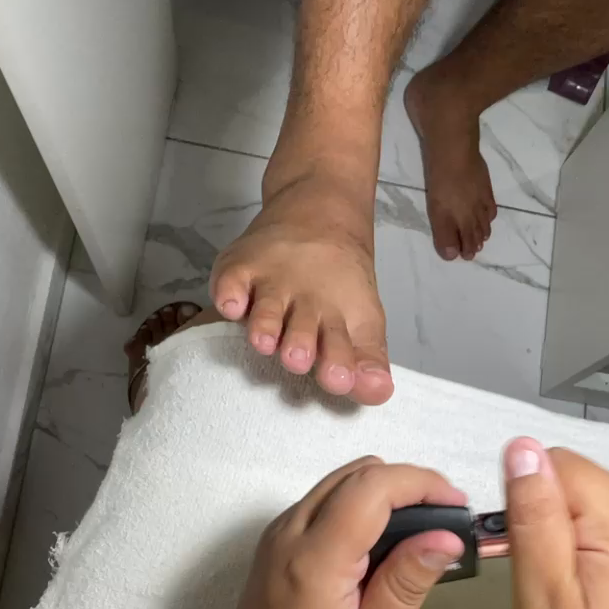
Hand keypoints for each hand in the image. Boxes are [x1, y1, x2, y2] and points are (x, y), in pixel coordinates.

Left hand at [204, 456, 466, 608]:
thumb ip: (404, 587)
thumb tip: (447, 537)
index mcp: (314, 561)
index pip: (370, 489)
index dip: (420, 483)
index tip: (458, 506)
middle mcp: (292, 530)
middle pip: (359, 473)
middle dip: (410, 484)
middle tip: (447, 520)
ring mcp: (283, 527)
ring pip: (344, 478)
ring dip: (389, 490)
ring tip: (424, 529)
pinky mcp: (282, 532)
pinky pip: (331, 496)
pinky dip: (367, 502)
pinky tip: (387, 540)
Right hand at [210, 168, 394, 404]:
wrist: (318, 215)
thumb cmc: (339, 284)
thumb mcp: (363, 321)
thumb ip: (368, 361)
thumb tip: (379, 392)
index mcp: (339, 321)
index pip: (343, 345)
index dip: (340, 364)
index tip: (340, 380)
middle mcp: (307, 303)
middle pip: (303, 328)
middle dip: (299, 344)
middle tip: (297, 359)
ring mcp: (273, 284)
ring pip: (267, 308)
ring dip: (265, 324)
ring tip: (264, 341)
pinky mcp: (242, 268)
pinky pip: (232, 280)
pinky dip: (229, 292)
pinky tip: (230, 305)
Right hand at [501, 437, 608, 608]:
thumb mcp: (543, 595)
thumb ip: (533, 517)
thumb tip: (521, 447)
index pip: (558, 465)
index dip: (527, 502)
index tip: (525, 553)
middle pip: (573, 474)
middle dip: (544, 512)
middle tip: (541, 573)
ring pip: (584, 490)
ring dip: (560, 524)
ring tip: (559, 578)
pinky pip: (601, 509)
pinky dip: (578, 533)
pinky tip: (578, 575)